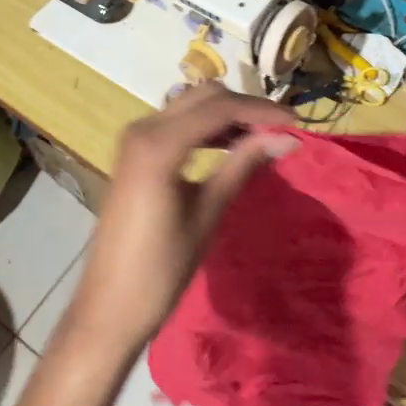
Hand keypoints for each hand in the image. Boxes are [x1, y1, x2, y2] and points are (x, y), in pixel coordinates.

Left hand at [67, 82, 298, 347]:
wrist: (108, 309)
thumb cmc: (160, 269)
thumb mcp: (207, 213)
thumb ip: (243, 166)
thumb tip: (287, 138)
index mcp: (158, 144)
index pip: (220, 108)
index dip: (262, 110)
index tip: (297, 122)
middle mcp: (143, 128)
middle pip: (205, 96)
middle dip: (245, 107)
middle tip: (280, 130)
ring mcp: (136, 138)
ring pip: (191, 104)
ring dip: (227, 115)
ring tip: (263, 138)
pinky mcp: (135, 152)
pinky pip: (178, 122)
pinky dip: (207, 126)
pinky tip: (231, 146)